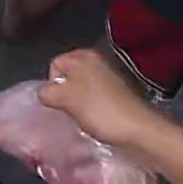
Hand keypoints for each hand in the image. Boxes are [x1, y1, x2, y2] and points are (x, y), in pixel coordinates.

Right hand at [39, 49, 173, 151]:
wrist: (138, 127)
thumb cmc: (99, 110)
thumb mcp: (66, 100)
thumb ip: (48, 93)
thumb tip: (44, 93)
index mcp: (84, 56)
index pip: (55, 64)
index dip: (52, 83)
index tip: (58, 102)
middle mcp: (97, 60)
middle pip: (69, 74)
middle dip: (65, 92)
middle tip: (67, 110)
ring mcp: (110, 74)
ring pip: (82, 86)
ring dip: (78, 101)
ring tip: (82, 116)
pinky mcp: (119, 89)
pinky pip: (96, 94)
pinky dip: (92, 105)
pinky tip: (96, 118)